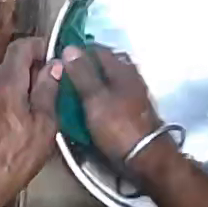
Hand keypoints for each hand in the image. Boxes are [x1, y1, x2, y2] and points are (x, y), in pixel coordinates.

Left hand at [0, 36, 56, 206]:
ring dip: (23, 82)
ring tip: (43, 101)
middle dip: (34, 65)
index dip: (40, 45)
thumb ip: (48, 91)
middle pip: (12, 62)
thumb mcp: (43, 126)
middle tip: (55, 81)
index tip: (56, 54)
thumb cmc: (14, 158)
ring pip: (4, 79)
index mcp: (6, 83)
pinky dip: (12, 96)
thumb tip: (54, 65)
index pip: (21, 47)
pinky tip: (25, 116)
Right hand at [47, 45, 165, 167]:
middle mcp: (131, 76)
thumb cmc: (118, 126)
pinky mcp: (134, 110)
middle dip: (86, 67)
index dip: (78, 52)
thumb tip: (69, 48)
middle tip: (65, 77)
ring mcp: (135, 94)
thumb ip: (82, 74)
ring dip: (94, 82)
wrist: (146, 159)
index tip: (60, 59)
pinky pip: (113, 95)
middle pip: (105, 64)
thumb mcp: (94, 99)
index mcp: (121, 68)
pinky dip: (101, 96)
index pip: (97, 50)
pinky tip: (91, 106)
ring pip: (109, 80)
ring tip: (74, 92)